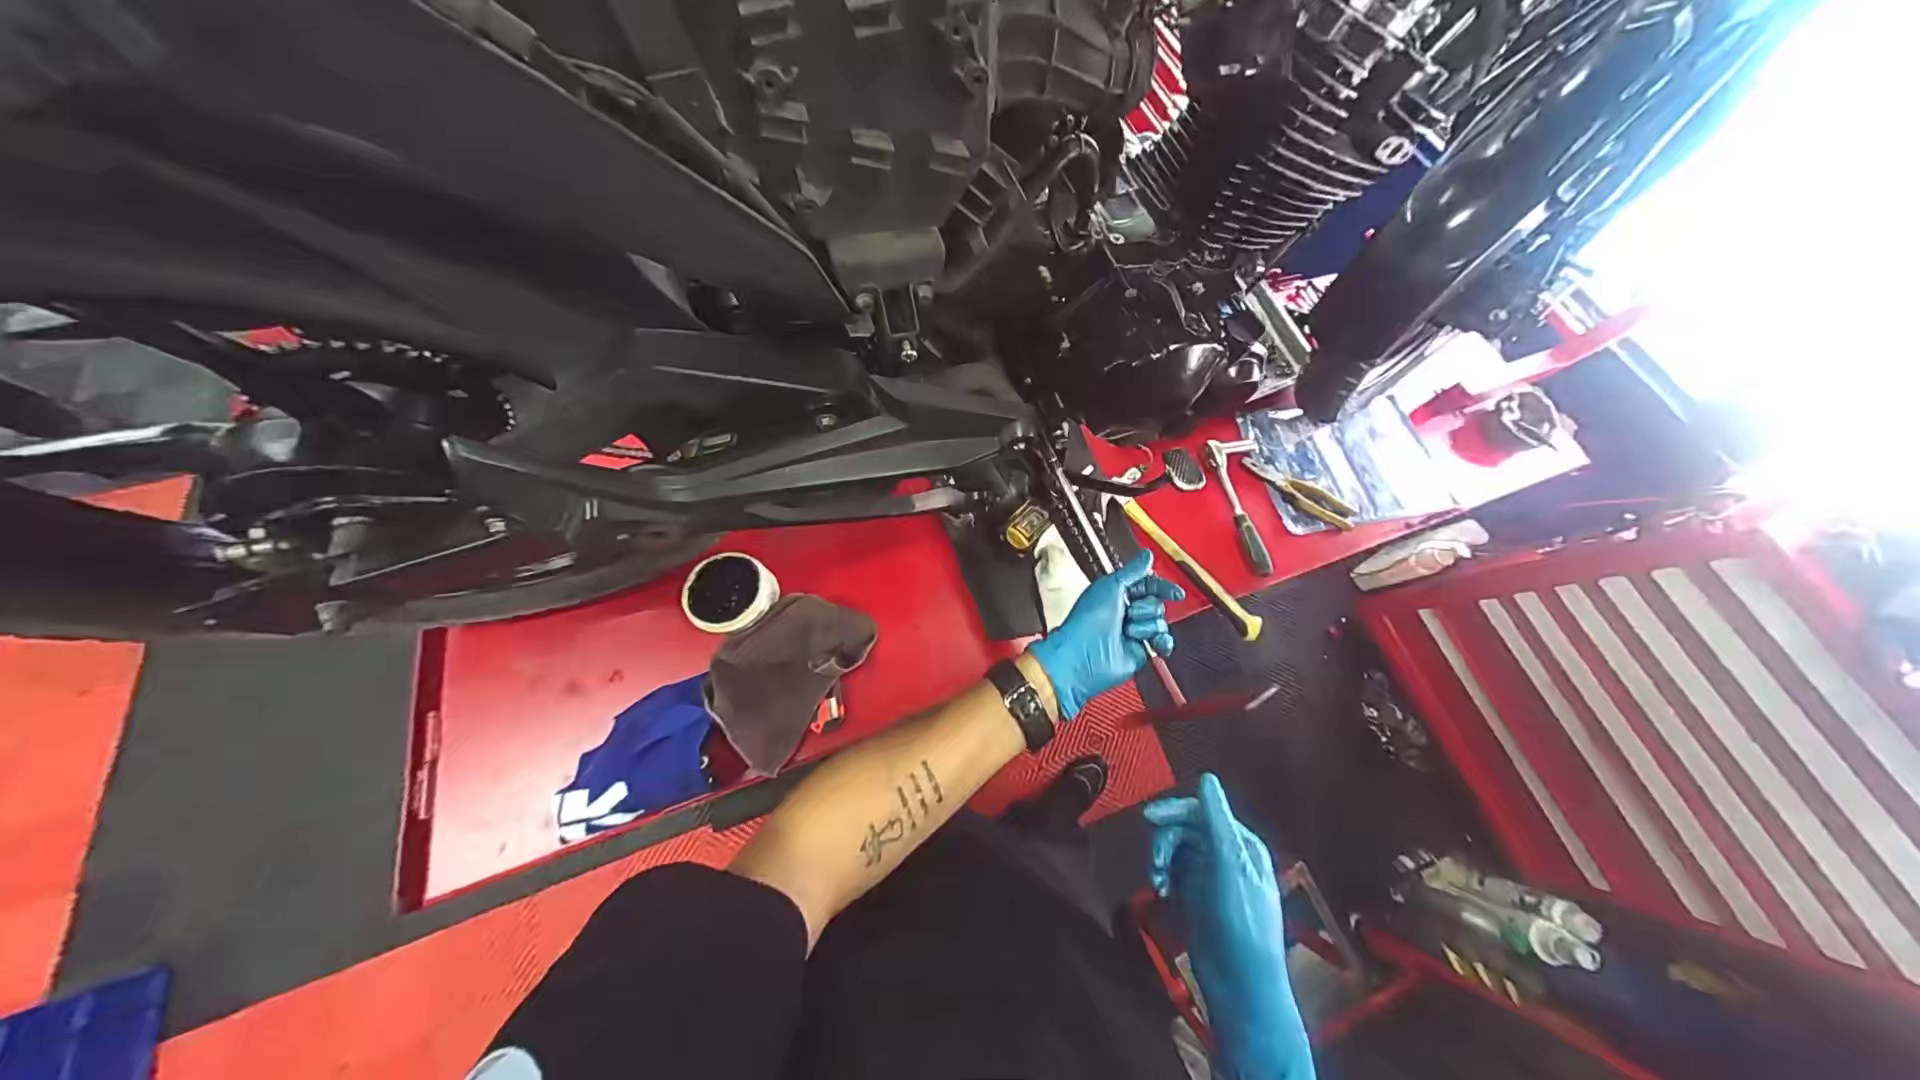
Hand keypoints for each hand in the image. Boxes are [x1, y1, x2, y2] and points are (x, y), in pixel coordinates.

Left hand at [1028, 550, 1184, 717]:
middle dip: (1145, 609)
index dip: (1161, 587)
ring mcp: (1133, 632)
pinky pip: (1163, 642)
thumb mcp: (1110, 586)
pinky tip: (1154, 643)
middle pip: (1156, 603)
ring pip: (1160, 622)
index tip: (1175, 593)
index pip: (1148, 585)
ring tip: (1127, 632)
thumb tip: (1147, 555)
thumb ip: (1133, 571)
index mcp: (1116, 593)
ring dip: (1145, 626)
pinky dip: (1161, 642)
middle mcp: (1125, 612)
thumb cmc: (1088, 621)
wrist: (1082, 656)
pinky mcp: (1140, 651)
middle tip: (1128, 614)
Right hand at [1145, 774, 1312, 1079]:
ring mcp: (1208, 877)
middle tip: (1154, 862)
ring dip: (1162, 860)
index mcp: (1240, 844)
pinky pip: (1172, 873)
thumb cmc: (1240, 921)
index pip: (1203, 812)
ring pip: (1175, 850)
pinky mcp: (1194, 897)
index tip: (1148, 818)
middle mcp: (1225, 855)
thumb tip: (1207, 777)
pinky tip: (1160, 892)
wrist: (1240, 984)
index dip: (1175, 811)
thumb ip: (1216, 820)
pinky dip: (1163, 877)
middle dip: (1166, 841)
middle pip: (1185, 829)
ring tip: (1158, 882)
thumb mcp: (1229, 864)